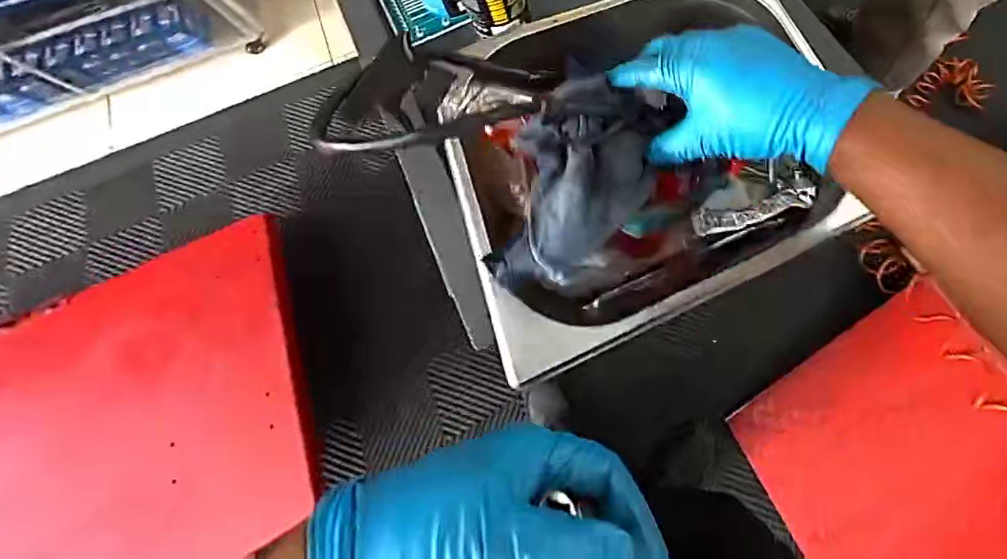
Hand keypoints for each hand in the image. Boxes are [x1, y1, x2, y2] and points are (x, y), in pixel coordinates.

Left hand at [306, 424, 666, 558]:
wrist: (358, 554)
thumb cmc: (418, 523)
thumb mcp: (510, 532)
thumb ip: (575, 541)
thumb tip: (625, 547)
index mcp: (533, 457)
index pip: (604, 472)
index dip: (632, 513)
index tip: (648, 551)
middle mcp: (523, 483)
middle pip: (587, 510)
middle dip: (609, 541)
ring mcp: (504, 520)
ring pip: (561, 537)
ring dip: (583, 549)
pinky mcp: (486, 545)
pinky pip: (531, 545)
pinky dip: (551, 553)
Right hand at [608, 26, 877, 171]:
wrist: (810, 108)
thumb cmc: (753, 122)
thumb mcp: (706, 138)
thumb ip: (671, 145)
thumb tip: (650, 153)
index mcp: (685, 63)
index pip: (642, 68)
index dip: (623, 78)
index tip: (611, 86)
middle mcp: (701, 42)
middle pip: (662, 49)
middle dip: (648, 65)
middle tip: (643, 90)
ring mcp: (727, 36)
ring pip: (689, 44)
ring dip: (677, 60)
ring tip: (677, 87)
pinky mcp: (749, 38)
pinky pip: (715, 43)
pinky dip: (704, 57)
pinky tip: (713, 79)